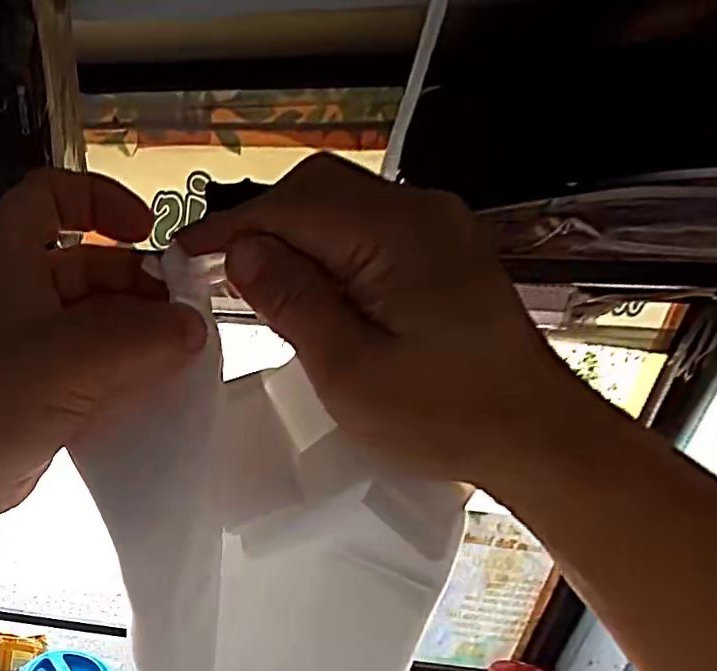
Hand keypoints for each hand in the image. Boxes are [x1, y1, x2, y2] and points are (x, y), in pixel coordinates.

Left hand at [0, 169, 206, 509]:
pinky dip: (117, 360)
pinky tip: (151, 379)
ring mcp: (17, 335)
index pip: (52, 193)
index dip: (104, 201)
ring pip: (89, 314)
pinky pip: (84, 355)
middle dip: (137, 282)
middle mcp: (5, 286)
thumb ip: (146, 337)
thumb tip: (194, 326)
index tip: (148, 230)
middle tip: (181, 311)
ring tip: (177, 349)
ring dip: (134, 328)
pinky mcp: (30, 377)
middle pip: (84, 261)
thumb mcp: (77, 359)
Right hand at [176, 154, 601, 486]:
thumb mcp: (350, 370)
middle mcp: (421, 212)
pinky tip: (307, 289)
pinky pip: (368, 233)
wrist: (531, 433)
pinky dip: (325, 252)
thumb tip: (244, 252)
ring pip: (342, 208)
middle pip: (318, 191)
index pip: (293, 208)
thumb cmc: (442, 415)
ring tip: (252, 284)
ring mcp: (437, 230)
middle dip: (260, 225)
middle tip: (215, 272)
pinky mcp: (442, 254)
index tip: (184, 254)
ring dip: (291, 238)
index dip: (232, 228)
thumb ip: (295, 303)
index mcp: (397, 235)